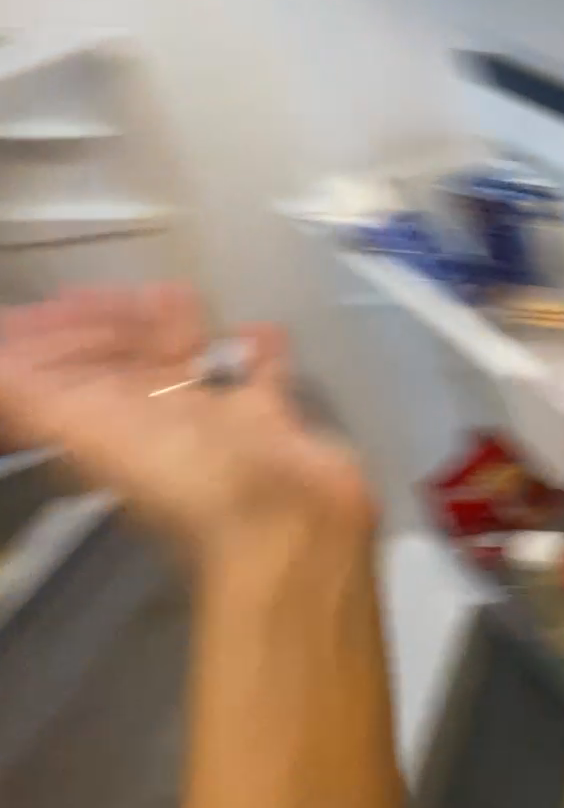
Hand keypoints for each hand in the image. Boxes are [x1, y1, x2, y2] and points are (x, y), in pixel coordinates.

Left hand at [0, 284, 375, 575]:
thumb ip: (33, 390)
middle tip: (119, 291)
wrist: (290, 516)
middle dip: (112, 326)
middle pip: (119, 366)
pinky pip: (262, 378)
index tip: (69, 301)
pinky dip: (262, 352)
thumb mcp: (92, 432)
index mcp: (97, 421)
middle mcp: (149, 420)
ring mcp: (214, 421)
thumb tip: (0, 358)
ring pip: (189, 367)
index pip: (55, 372)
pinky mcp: (271, 422)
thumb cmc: (194, 476)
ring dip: (181, 329)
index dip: (51, 336)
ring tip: (179, 292)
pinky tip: (262, 328)